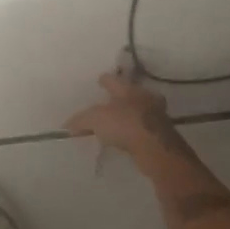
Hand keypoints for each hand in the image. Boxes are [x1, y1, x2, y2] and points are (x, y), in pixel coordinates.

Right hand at [66, 61, 195, 174]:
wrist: (156, 149)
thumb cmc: (124, 125)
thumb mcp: (95, 120)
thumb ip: (81, 120)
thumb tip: (67, 126)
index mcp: (127, 89)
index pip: (113, 80)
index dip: (104, 80)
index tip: (99, 80)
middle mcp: (144, 98)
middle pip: (131, 93)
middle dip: (123, 96)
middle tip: (112, 101)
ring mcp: (156, 115)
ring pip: (140, 110)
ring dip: (131, 114)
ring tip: (119, 122)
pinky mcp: (162, 133)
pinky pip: (145, 128)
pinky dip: (137, 131)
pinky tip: (129, 139)